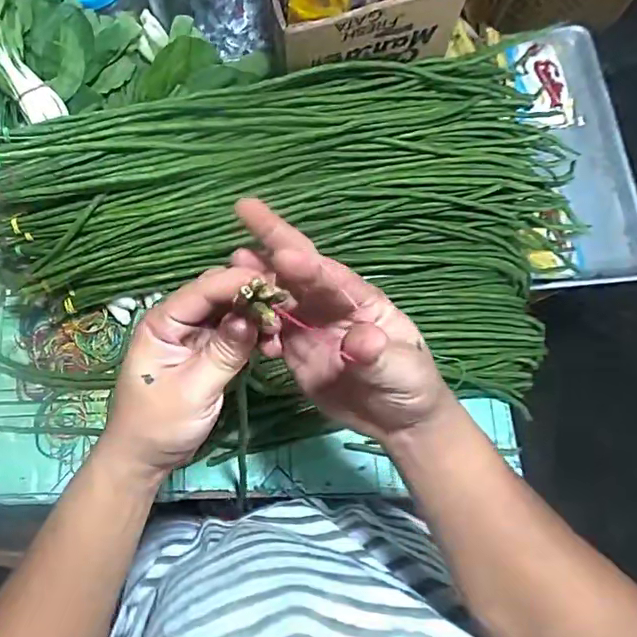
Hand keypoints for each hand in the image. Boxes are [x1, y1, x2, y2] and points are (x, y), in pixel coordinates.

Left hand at [98, 265, 263, 479]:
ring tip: (278, 331)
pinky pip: (233, 331)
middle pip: (218, 293)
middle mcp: (177, 320)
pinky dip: (253, 333)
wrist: (145, 457)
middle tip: (285, 308)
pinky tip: (271, 343)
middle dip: (251, 296)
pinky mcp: (206, 350)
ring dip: (255, 315)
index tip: (274, 286)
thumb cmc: (160, 425)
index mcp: (162, 322)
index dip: (238, 283)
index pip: (203, 289)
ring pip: (229, 310)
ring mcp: (192, 334)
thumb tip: (251, 317)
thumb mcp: (194, 390)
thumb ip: (223, 352)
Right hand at [233, 198, 452, 442]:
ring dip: (254, 282)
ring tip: (226, 269)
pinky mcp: (297, 351)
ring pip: (278, 297)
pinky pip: (270, 331)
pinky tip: (235, 319)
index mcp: (359, 299)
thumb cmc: (410, 384)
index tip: (283, 254)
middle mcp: (330, 306)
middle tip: (244, 216)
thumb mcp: (401, 370)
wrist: (397, 420)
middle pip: (297, 272)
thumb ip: (379, 355)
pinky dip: (253, 324)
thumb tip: (361, 340)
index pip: (329, 275)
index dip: (306, 263)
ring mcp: (311, 327)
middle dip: (272, 245)